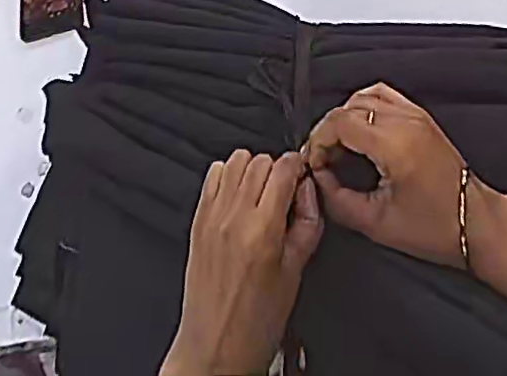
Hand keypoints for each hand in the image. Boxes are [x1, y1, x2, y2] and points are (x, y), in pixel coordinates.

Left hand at [161, 150, 323, 375]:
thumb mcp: (295, 274)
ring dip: (252, 169)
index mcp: (263, 230)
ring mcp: (212, 215)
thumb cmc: (256, 321)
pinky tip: (238, 197)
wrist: (215, 347)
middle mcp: (234, 216)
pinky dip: (228, 176)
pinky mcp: (198, 218)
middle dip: (277, 169)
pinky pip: (213, 174)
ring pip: (235, 160)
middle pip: (259, 159)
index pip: (282, 168)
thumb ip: (307, 224)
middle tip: (284, 191)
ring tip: (260, 193)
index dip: (297, 166)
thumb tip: (308, 189)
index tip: (302, 174)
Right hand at [303, 83, 474, 267]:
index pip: (339, 123)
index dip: (318, 141)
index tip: (315, 162)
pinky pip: (382, 94)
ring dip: (343, 118)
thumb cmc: (436, 228)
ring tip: (339, 145)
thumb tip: (319, 179)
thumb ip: (339, 200)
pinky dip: (363, 104)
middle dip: (327, 132)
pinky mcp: (420, 115)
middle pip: (347, 109)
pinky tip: (359, 126)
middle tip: (323, 159)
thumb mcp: (378, 224)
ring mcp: (414, 114)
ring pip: (362, 98)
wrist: (478, 224)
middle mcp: (404, 122)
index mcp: (395, 145)